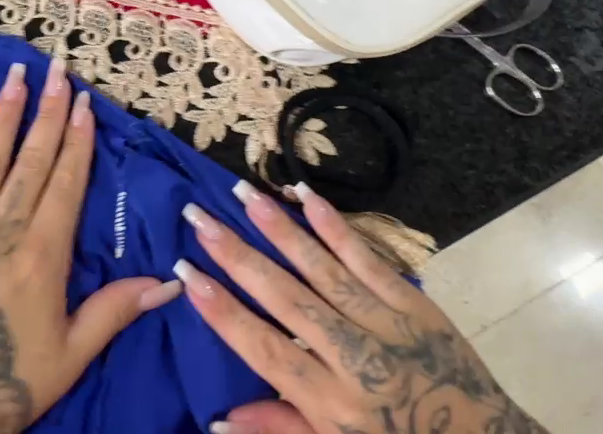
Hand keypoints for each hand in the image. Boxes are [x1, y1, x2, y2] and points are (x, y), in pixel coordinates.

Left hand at [0, 59, 185, 433]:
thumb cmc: (11, 377)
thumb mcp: (73, 351)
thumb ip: (117, 308)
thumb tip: (173, 280)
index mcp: (44, 251)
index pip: (66, 182)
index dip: (77, 140)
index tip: (84, 103)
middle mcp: (5, 226)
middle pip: (33, 159)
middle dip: (49, 111)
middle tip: (58, 70)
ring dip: (6, 113)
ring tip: (16, 74)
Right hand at [175, 181, 547, 433]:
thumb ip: (281, 429)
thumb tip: (218, 417)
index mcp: (334, 405)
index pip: (265, 349)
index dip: (222, 311)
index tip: (186, 272)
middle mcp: (357, 360)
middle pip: (286, 298)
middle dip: (236, 254)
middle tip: (198, 215)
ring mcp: (389, 326)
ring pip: (324, 269)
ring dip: (279, 228)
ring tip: (243, 193)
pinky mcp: (416, 304)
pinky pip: (369, 259)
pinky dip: (336, 227)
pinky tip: (305, 197)